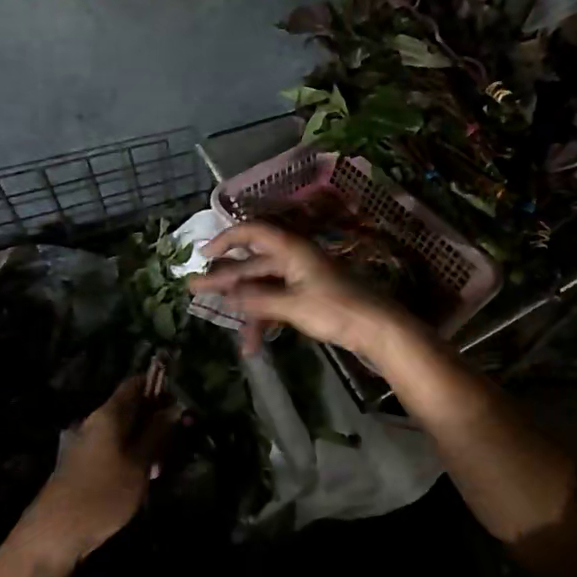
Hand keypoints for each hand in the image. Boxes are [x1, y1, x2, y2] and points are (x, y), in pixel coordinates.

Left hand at [20, 373, 177, 562]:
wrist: (55, 531)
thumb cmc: (103, 494)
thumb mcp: (138, 465)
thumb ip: (156, 434)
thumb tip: (173, 408)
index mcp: (107, 414)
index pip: (134, 385)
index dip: (157, 387)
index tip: (178, 402)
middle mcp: (93, 420)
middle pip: (128, 408)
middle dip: (153, 420)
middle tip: (175, 442)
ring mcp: (83, 441)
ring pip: (120, 431)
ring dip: (142, 441)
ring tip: (160, 467)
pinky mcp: (78, 462)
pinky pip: (109, 447)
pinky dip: (127, 455)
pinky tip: (139, 479)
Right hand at [186, 221, 411, 360]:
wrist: (380, 331)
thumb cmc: (337, 310)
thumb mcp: (292, 306)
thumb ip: (257, 299)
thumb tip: (227, 296)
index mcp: (291, 250)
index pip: (252, 232)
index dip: (226, 239)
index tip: (204, 255)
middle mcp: (294, 259)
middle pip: (253, 264)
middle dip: (226, 279)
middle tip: (196, 289)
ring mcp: (302, 279)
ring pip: (263, 287)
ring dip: (245, 307)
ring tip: (224, 324)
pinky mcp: (308, 298)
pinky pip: (277, 303)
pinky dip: (265, 320)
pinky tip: (254, 344)